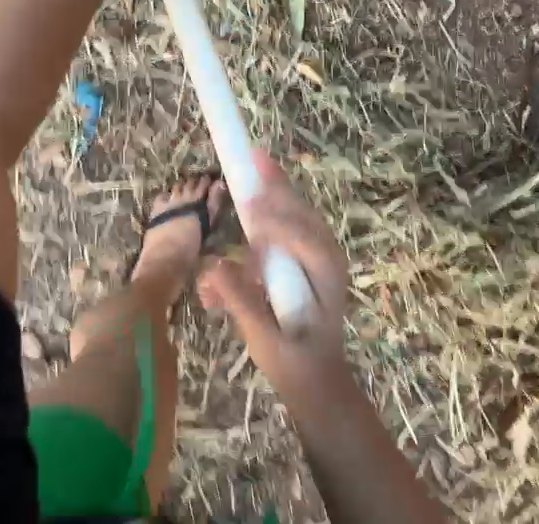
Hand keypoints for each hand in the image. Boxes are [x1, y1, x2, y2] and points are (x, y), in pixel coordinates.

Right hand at [198, 151, 353, 409]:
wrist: (318, 382)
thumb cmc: (295, 364)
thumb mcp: (265, 339)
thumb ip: (241, 301)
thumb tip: (213, 266)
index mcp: (325, 277)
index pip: (304, 239)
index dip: (278, 220)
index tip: (251, 206)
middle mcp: (326, 260)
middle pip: (302, 216)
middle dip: (279, 188)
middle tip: (255, 157)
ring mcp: (318, 259)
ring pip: (297, 218)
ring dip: (276, 195)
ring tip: (259, 165)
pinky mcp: (305, 262)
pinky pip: (289, 231)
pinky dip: (272, 219)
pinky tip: (259, 194)